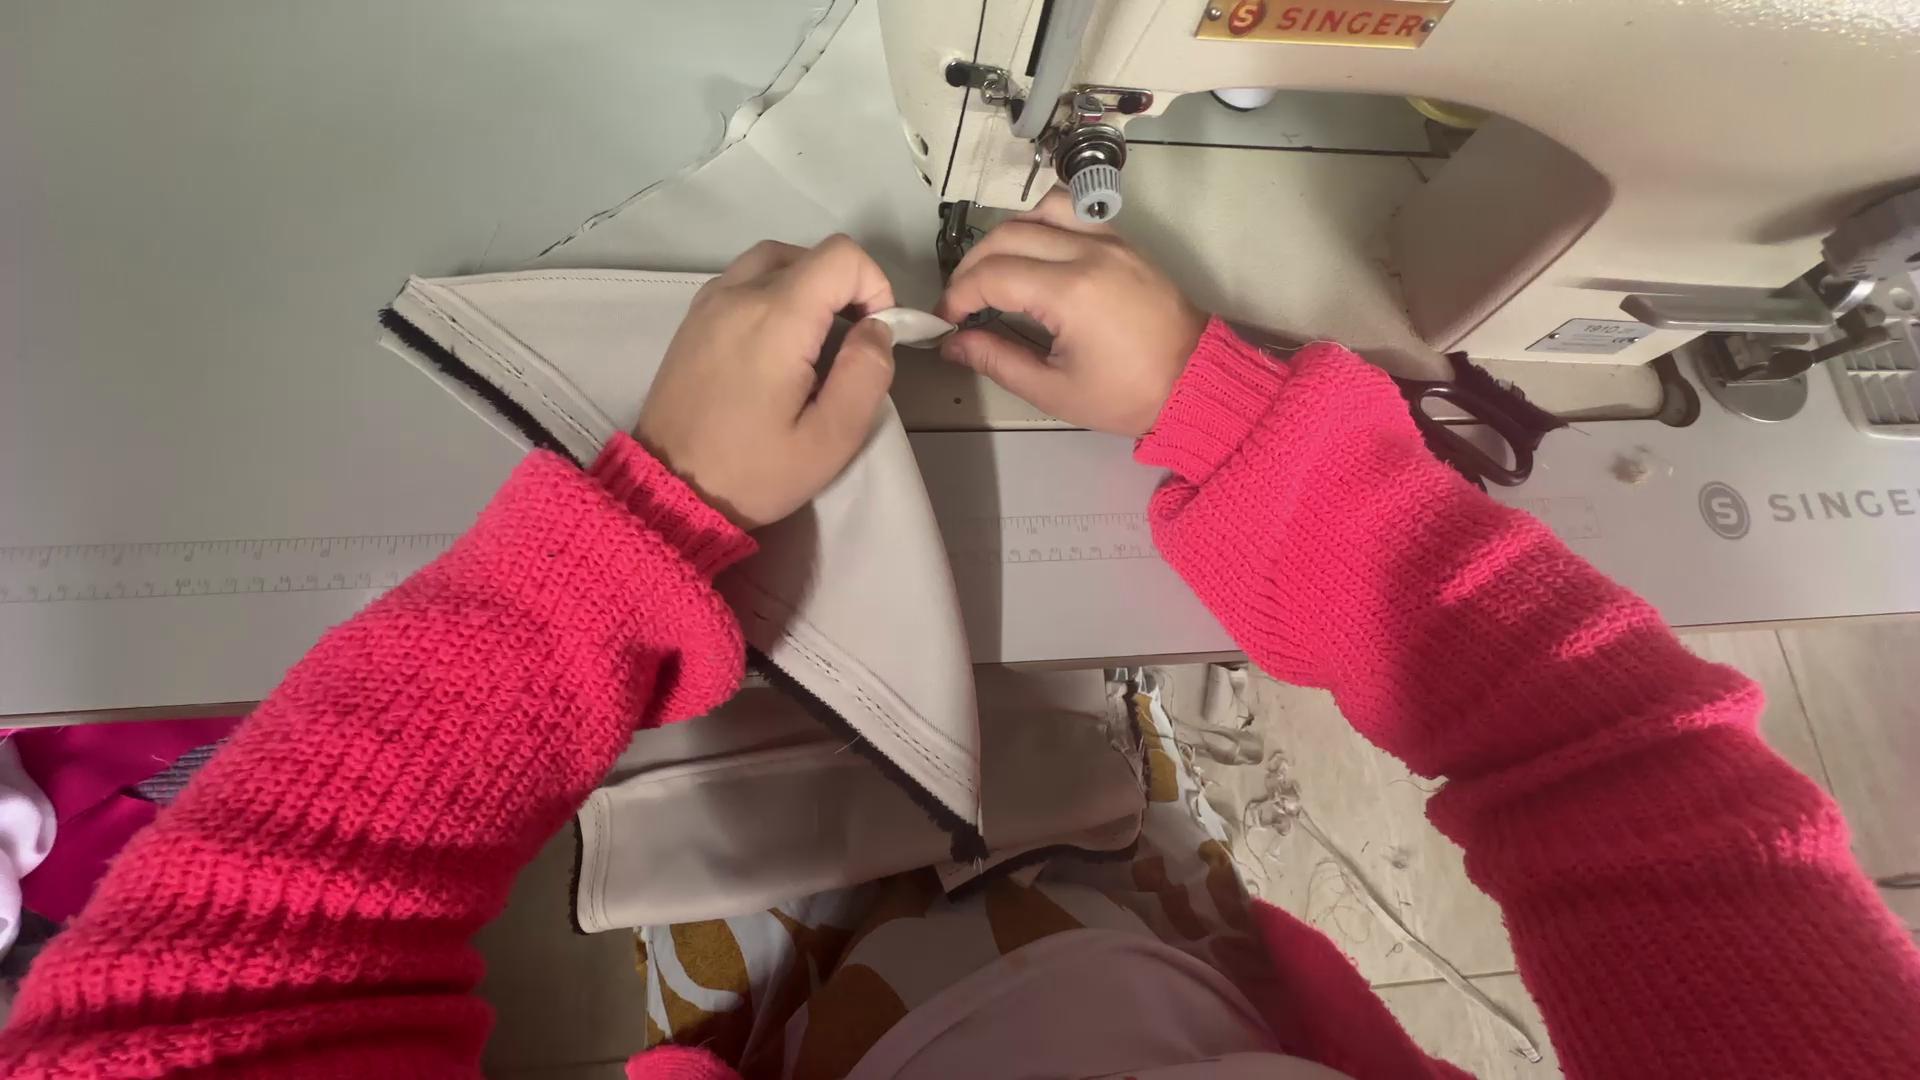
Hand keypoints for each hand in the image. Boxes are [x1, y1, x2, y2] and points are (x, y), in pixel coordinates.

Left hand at [636, 236, 895, 529]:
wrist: (671, 490)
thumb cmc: (755, 471)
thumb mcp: (831, 439)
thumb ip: (867, 375)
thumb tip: (877, 330)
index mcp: (776, 318)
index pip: (841, 256)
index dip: (875, 285)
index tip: (878, 334)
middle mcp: (738, 294)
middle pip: (809, 254)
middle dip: (846, 287)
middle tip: (854, 342)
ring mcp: (709, 303)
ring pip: (773, 261)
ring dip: (810, 287)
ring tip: (819, 339)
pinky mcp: (693, 320)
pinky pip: (743, 281)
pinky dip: (775, 294)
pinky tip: (780, 344)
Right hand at [935, 188, 1206, 436]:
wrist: (1194, 382)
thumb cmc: (1126, 395)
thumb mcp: (1054, 390)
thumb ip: (997, 360)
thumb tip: (954, 344)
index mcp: (1071, 292)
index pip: (992, 275)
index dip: (958, 295)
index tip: (945, 320)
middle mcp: (1089, 251)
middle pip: (1007, 236)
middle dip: (972, 267)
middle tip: (962, 302)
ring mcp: (1110, 239)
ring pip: (1039, 210)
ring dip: (1005, 237)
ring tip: (994, 274)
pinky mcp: (1123, 240)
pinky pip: (1072, 211)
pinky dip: (1041, 224)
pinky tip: (1033, 255)